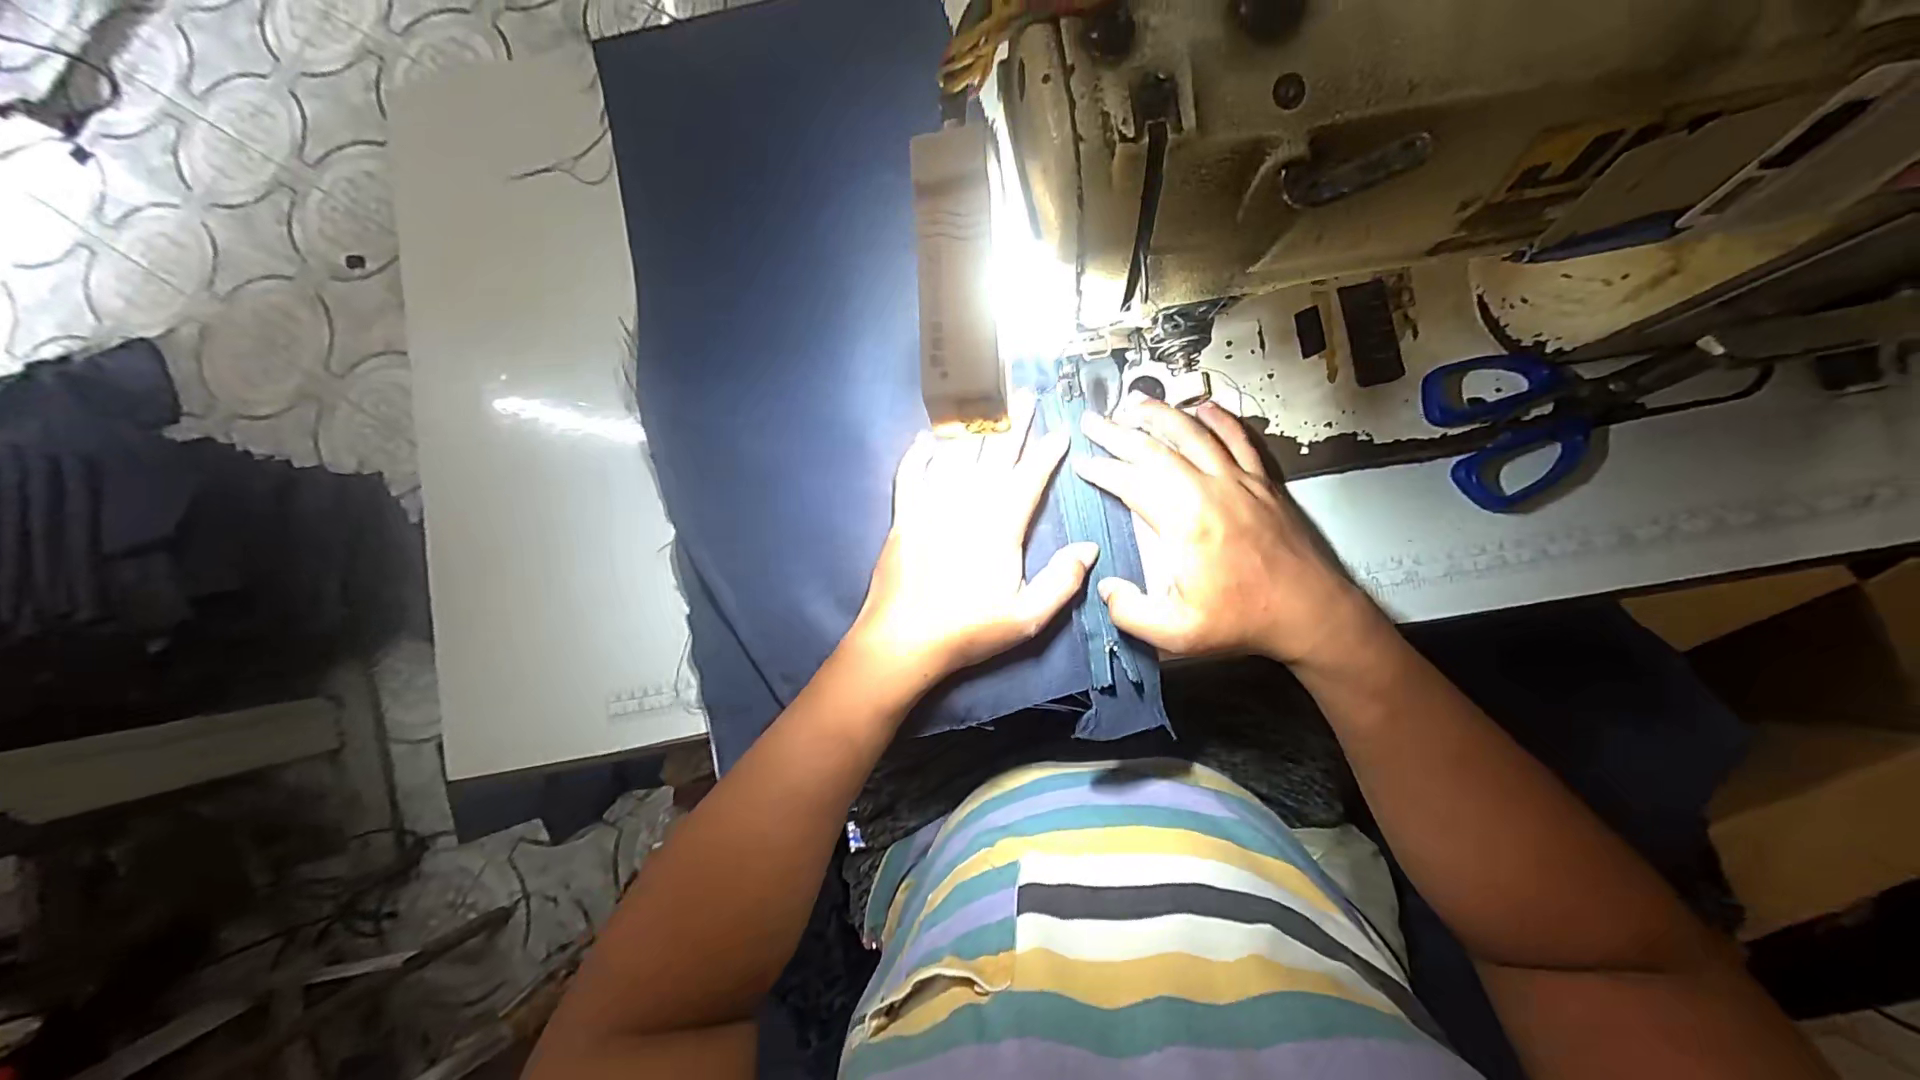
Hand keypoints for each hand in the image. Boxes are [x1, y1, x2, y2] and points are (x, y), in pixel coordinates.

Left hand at [849, 395, 1097, 688]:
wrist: (904, 639)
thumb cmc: (968, 630)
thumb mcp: (1027, 617)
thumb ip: (1062, 581)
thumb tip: (1089, 548)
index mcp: (1001, 526)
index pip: (1029, 478)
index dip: (1047, 453)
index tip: (1060, 432)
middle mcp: (967, 505)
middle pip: (995, 454)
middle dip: (1014, 422)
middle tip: (1026, 395)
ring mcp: (931, 506)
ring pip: (956, 455)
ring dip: (973, 427)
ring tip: (985, 403)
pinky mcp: (904, 516)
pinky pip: (910, 473)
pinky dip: (919, 453)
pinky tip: (925, 439)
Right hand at [1073, 397, 1385, 671]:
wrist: (1310, 611)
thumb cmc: (1247, 619)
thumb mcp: (1176, 632)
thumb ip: (1130, 611)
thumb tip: (1107, 588)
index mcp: (1185, 522)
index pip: (1130, 481)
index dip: (1100, 470)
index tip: (1082, 464)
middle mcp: (1211, 491)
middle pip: (1154, 448)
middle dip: (1116, 432)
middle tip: (1094, 422)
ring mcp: (1239, 482)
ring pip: (1193, 433)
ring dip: (1160, 415)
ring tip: (1135, 404)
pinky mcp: (1261, 484)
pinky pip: (1237, 439)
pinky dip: (1218, 419)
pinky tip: (1204, 407)